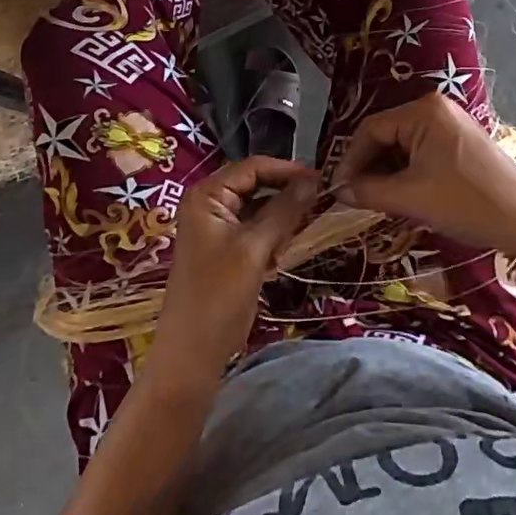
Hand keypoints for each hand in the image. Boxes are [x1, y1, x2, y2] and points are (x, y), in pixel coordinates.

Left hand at [155, 157, 317, 367]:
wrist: (193, 347)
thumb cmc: (220, 294)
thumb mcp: (255, 249)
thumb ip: (284, 211)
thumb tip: (313, 180)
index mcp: (206, 194)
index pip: (251, 167)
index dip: (287, 170)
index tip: (323, 179)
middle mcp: (206, 201)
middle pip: (254, 185)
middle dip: (282, 198)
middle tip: (316, 210)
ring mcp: (213, 224)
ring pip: (256, 208)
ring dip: (276, 222)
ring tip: (290, 242)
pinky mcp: (221, 246)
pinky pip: (252, 229)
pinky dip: (268, 239)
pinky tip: (275, 259)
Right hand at [336, 93, 515, 255]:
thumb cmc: (468, 204)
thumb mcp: (410, 198)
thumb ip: (367, 191)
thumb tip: (337, 192)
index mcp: (423, 111)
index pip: (370, 129)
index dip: (350, 160)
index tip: (339, 188)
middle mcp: (436, 109)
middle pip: (386, 135)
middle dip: (369, 167)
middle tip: (356, 195)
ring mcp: (452, 125)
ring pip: (403, 146)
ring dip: (387, 172)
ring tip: (378, 199)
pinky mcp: (462, 144)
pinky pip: (421, 153)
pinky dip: (407, 173)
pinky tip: (403, 195)